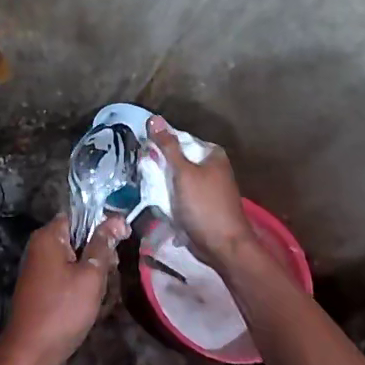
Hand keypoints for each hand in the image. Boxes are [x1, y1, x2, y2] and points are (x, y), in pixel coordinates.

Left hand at [1, 213, 125, 364]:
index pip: (79, 216)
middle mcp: (39, 247)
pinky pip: (65, 275)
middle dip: (98, 252)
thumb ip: (103, 245)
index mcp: (48, 237)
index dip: (103, 224)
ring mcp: (38, 268)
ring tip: (103, 290)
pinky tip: (90, 301)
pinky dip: (80, 283)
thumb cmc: (63, 309)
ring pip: (74, 259)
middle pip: (77, 237)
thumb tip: (116, 219)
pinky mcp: (40, 287)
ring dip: (91, 271)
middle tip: (112, 272)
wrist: (31, 351)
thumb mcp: (90, 275)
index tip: (123, 240)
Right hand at [149, 116, 255, 264]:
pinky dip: (169, 199)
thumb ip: (168, 146)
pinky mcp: (201, 206)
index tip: (143, 153)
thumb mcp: (183, 172)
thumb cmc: (204, 205)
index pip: (180, 139)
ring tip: (147, 188)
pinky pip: (179, 196)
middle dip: (160, 166)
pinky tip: (157, 203)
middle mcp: (212, 168)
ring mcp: (206, 188)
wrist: (223, 246)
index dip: (161, 144)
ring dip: (162, 184)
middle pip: (178, 160)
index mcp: (213, 155)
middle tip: (142, 172)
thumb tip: (154, 118)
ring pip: (176, 179)